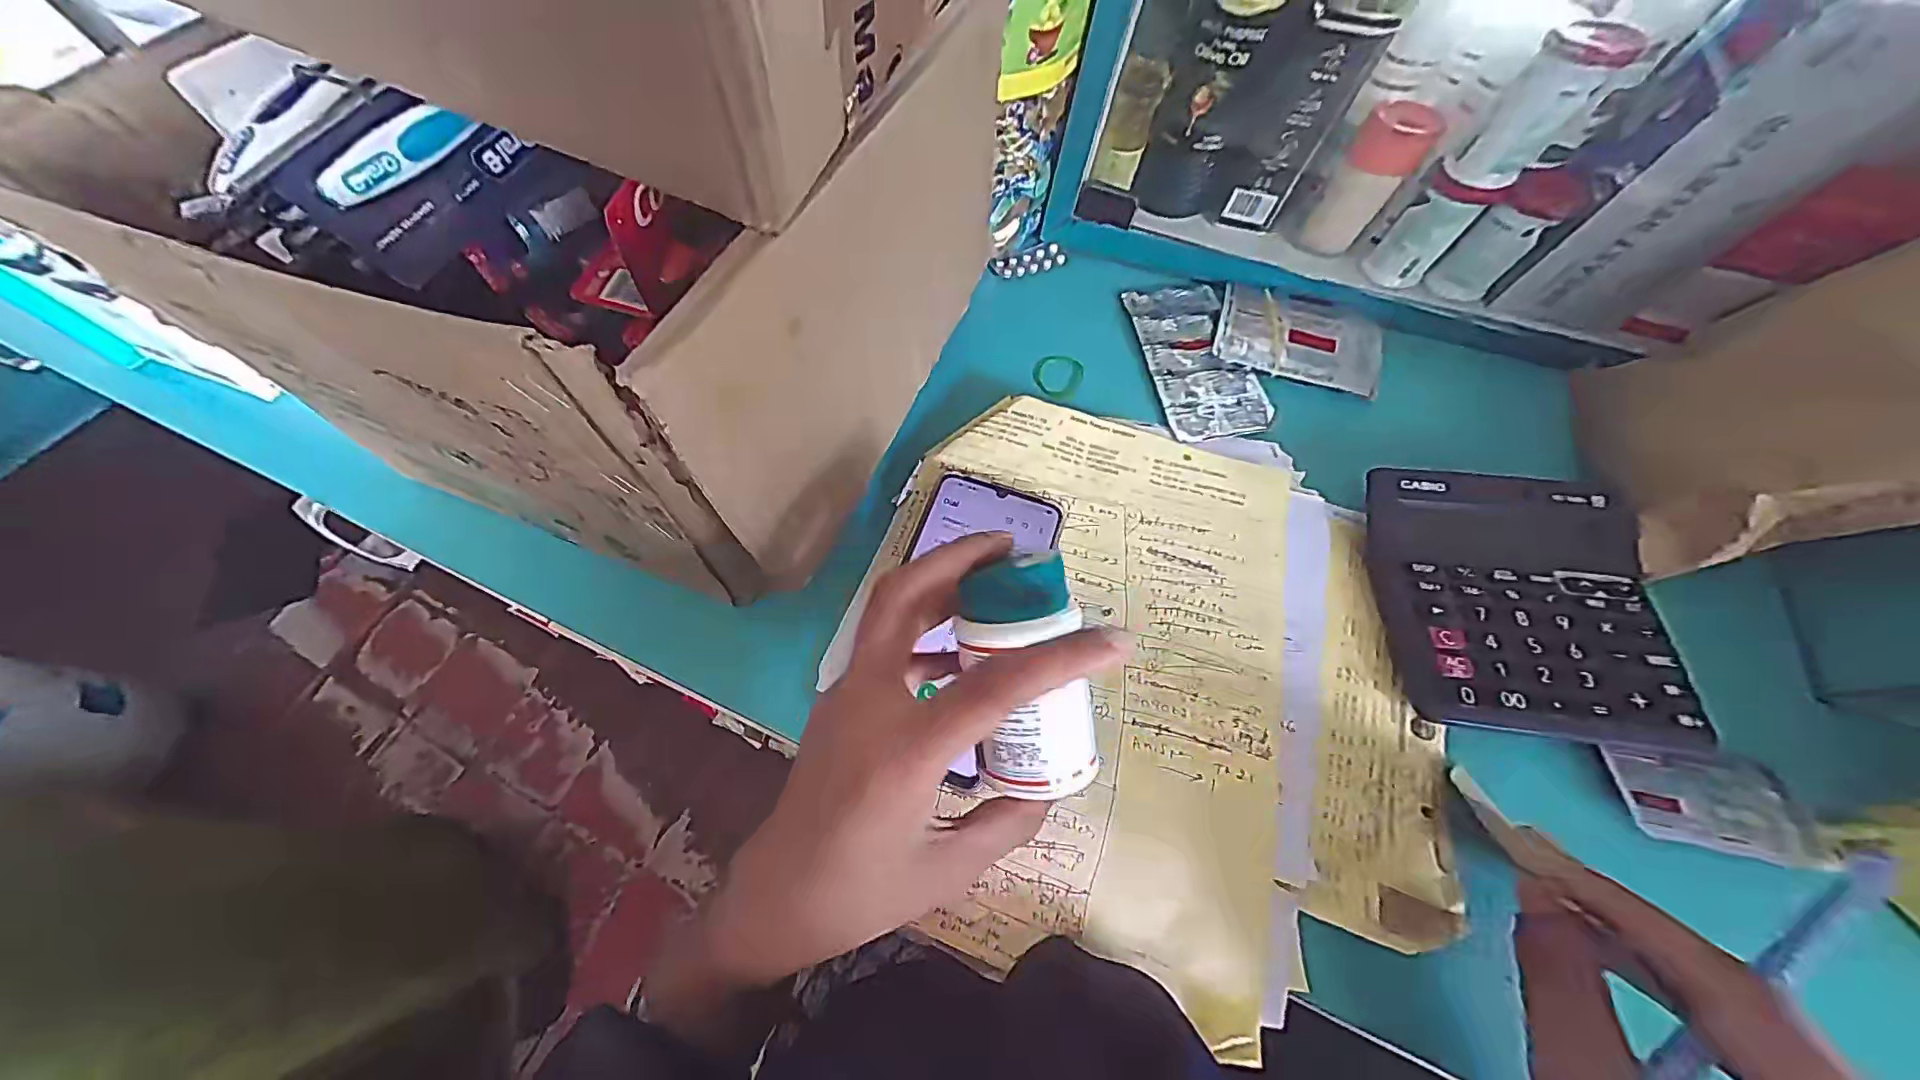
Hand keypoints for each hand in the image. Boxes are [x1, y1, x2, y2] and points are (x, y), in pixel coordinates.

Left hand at [645, 532, 1127, 1057]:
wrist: (773, 897)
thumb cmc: (856, 894)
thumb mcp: (947, 872)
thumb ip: (1006, 822)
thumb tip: (1044, 783)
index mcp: (906, 750)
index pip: (994, 686)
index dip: (1061, 658)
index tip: (1113, 640)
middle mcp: (870, 701)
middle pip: (905, 596)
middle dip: (959, 558)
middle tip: (1010, 550)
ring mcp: (847, 693)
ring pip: (889, 608)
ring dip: (941, 582)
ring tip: (992, 585)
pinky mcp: (841, 699)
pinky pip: (887, 644)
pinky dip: (927, 631)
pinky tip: (958, 655)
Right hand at [1514, 868, 1855, 1079]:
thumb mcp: (1589, 1079)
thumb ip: (1568, 995)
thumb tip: (1535, 893)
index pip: (1725, 975)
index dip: (1625, 908)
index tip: (1541, 856)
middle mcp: (1832, 1075)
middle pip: (1732, 985)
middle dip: (1626, 925)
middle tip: (1539, 873)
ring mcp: (1811, 1077)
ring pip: (1731, 1004)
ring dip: (1637, 952)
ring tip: (1560, 911)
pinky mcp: (1780, 1077)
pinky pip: (1731, 1025)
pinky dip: (1661, 988)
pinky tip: (1611, 964)